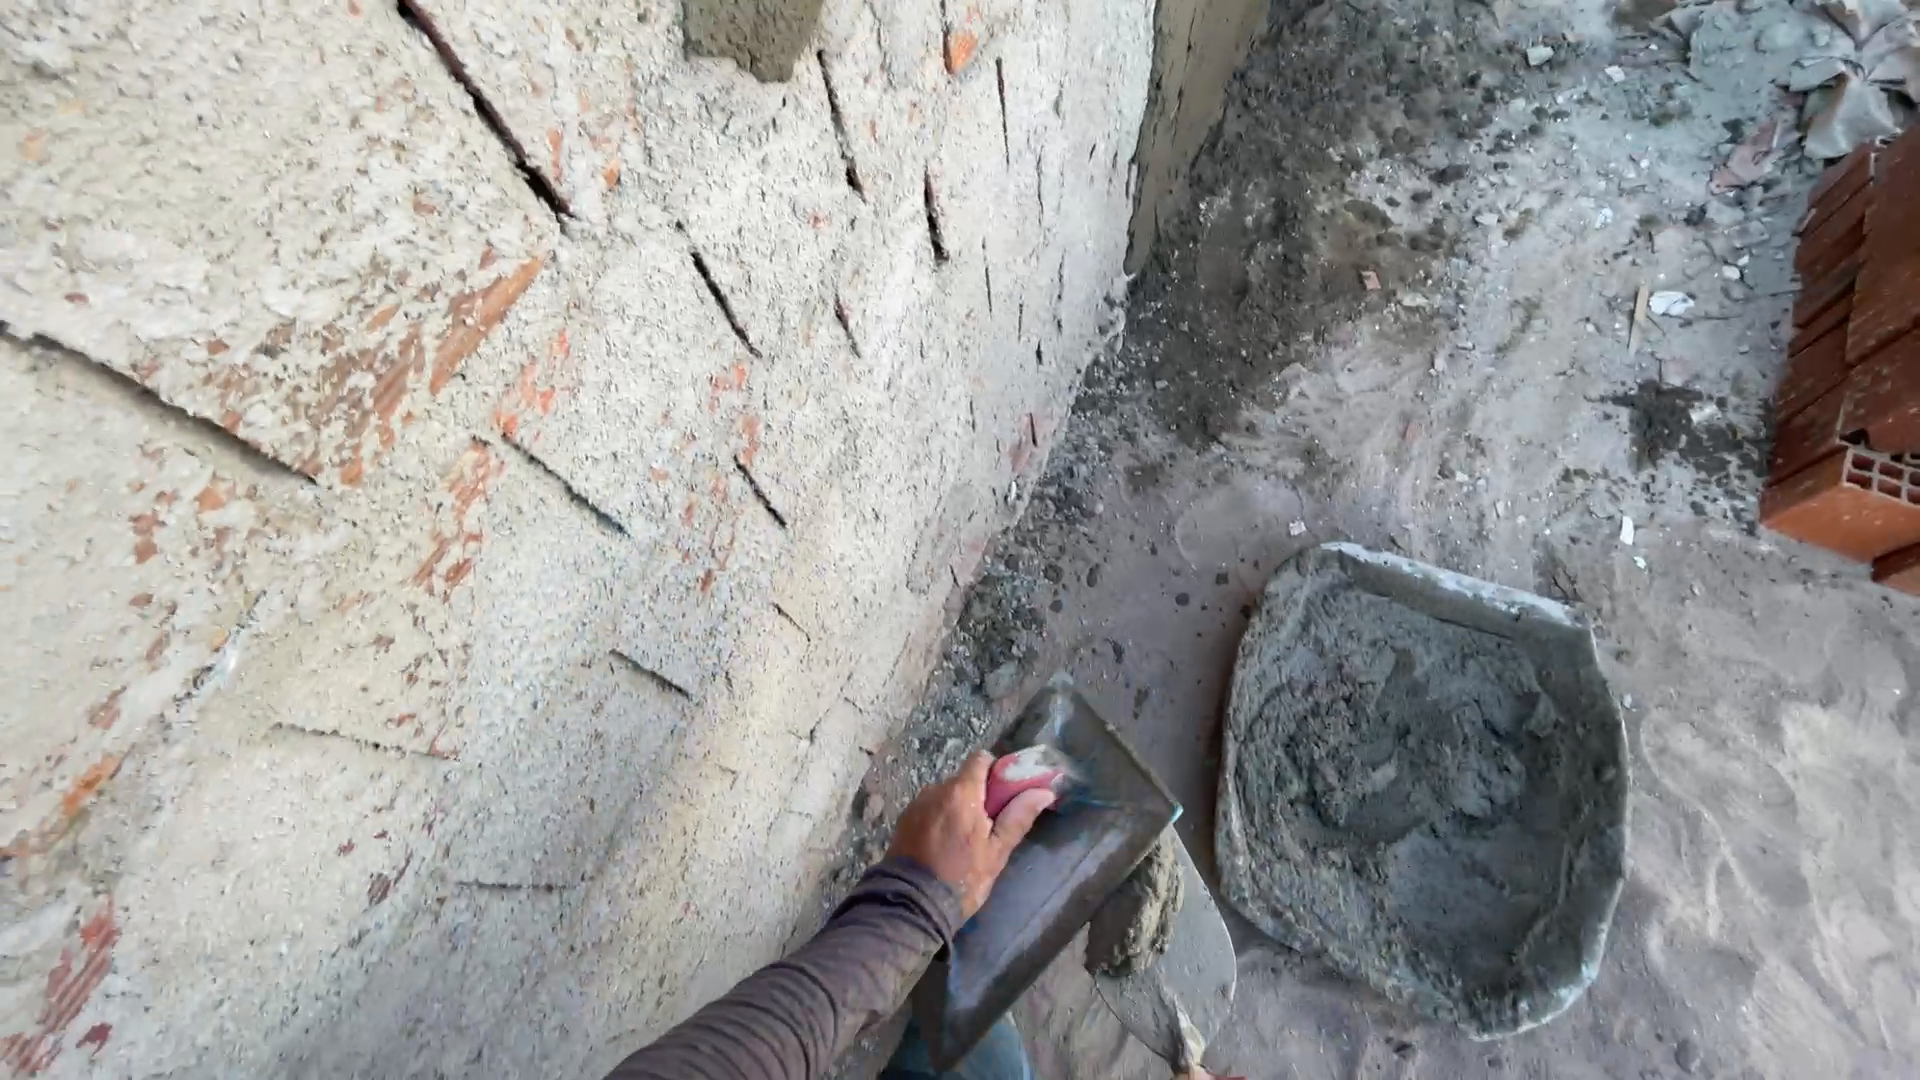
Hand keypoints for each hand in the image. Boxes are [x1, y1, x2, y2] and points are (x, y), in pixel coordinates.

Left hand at [888, 750, 1055, 917]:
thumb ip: (1018, 817)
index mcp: (961, 792)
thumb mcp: (997, 852)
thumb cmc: (962, 878)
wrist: (912, 904)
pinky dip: (938, 818)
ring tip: (961, 841)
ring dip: (956, 808)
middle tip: (986, 827)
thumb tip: (1043, 792)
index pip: (981, 759)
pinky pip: (929, 808)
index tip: (1002, 794)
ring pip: (946, 795)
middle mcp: (936, 788)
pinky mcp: (904, 818)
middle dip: (976, 796)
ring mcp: (917, 803)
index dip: (994, 771)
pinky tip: (941, 845)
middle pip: (963, 779)